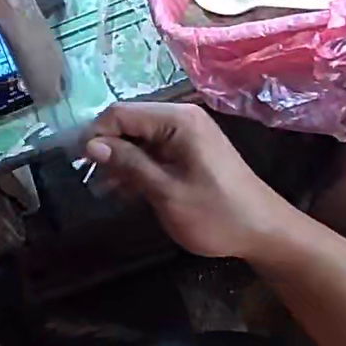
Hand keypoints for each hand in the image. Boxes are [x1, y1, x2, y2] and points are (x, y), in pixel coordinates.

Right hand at [83, 102, 303, 260]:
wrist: (264, 232)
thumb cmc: (216, 214)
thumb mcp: (166, 192)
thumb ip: (129, 164)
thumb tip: (91, 145)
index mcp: (177, 119)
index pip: (120, 112)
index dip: (96, 134)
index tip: (81, 165)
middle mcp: (180, 117)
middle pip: (128, 121)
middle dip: (106, 147)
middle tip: (91, 179)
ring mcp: (185, 133)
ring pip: (137, 137)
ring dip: (118, 159)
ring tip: (103, 188)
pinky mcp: (187, 149)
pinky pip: (152, 149)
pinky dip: (135, 166)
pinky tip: (124, 190)